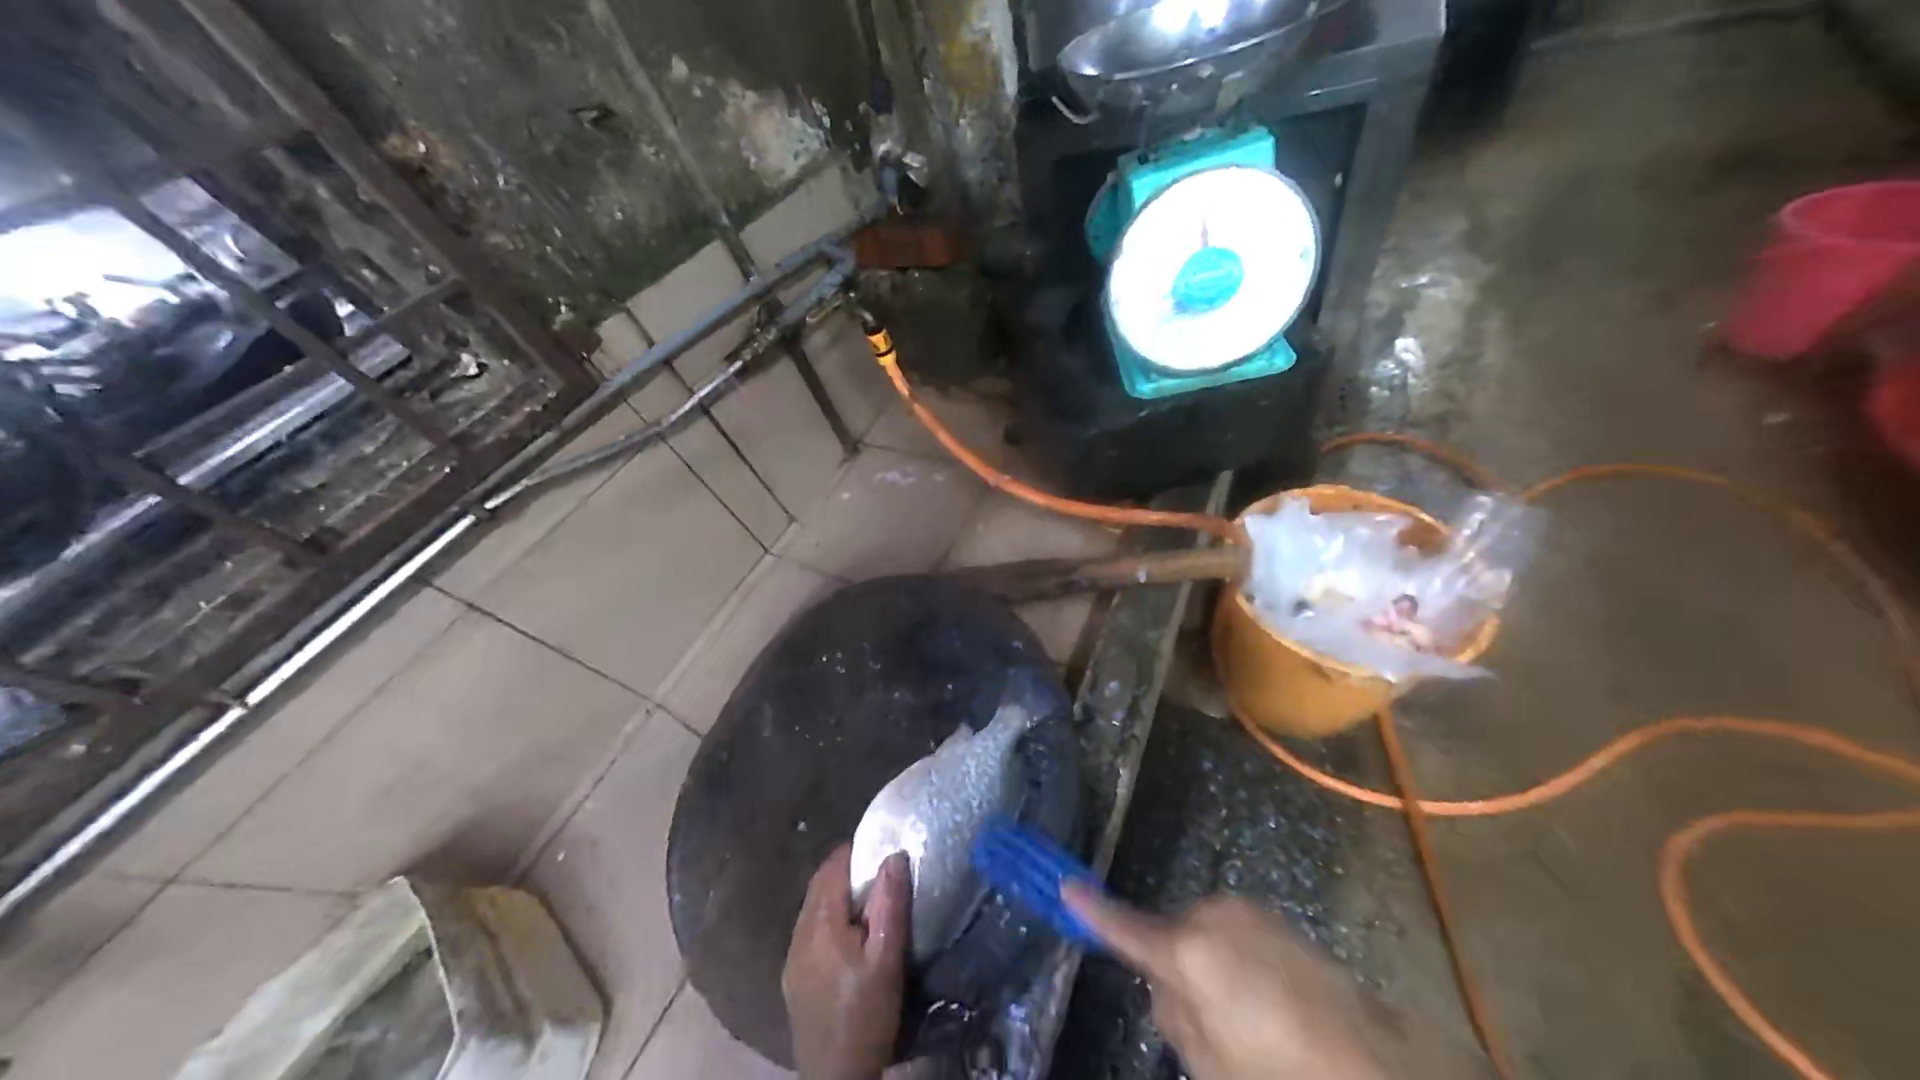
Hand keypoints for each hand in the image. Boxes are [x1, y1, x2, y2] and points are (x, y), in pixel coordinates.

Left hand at [783, 845, 909, 1079]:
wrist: (837, 1079)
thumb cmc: (866, 1015)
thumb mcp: (887, 959)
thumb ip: (890, 905)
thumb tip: (893, 855)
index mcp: (820, 924)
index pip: (831, 868)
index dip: (854, 850)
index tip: (879, 843)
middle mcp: (798, 934)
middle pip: (819, 886)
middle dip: (845, 870)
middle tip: (878, 867)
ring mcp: (791, 958)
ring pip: (812, 909)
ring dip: (836, 895)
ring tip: (869, 897)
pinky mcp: (793, 979)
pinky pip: (809, 931)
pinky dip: (828, 918)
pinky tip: (849, 935)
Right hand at [1064, 887, 1476, 1079]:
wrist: (1379, 1065)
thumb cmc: (1281, 1073)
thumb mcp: (1212, 1065)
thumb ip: (1174, 1016)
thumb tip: (1166, 987)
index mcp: (1189, 954)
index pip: (1125, 928)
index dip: (1092, 911)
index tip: (1067, 888)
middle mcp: (1213, 918)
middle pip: (1169, 939)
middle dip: (1174, 971)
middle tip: (1204, 1024)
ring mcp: (1249, 914)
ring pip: (1204, 937)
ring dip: (1208, 966)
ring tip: (1248, 1020)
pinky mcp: (1278, 920)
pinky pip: (1235, 937)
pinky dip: (1236, 962)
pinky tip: (1270, 1004)